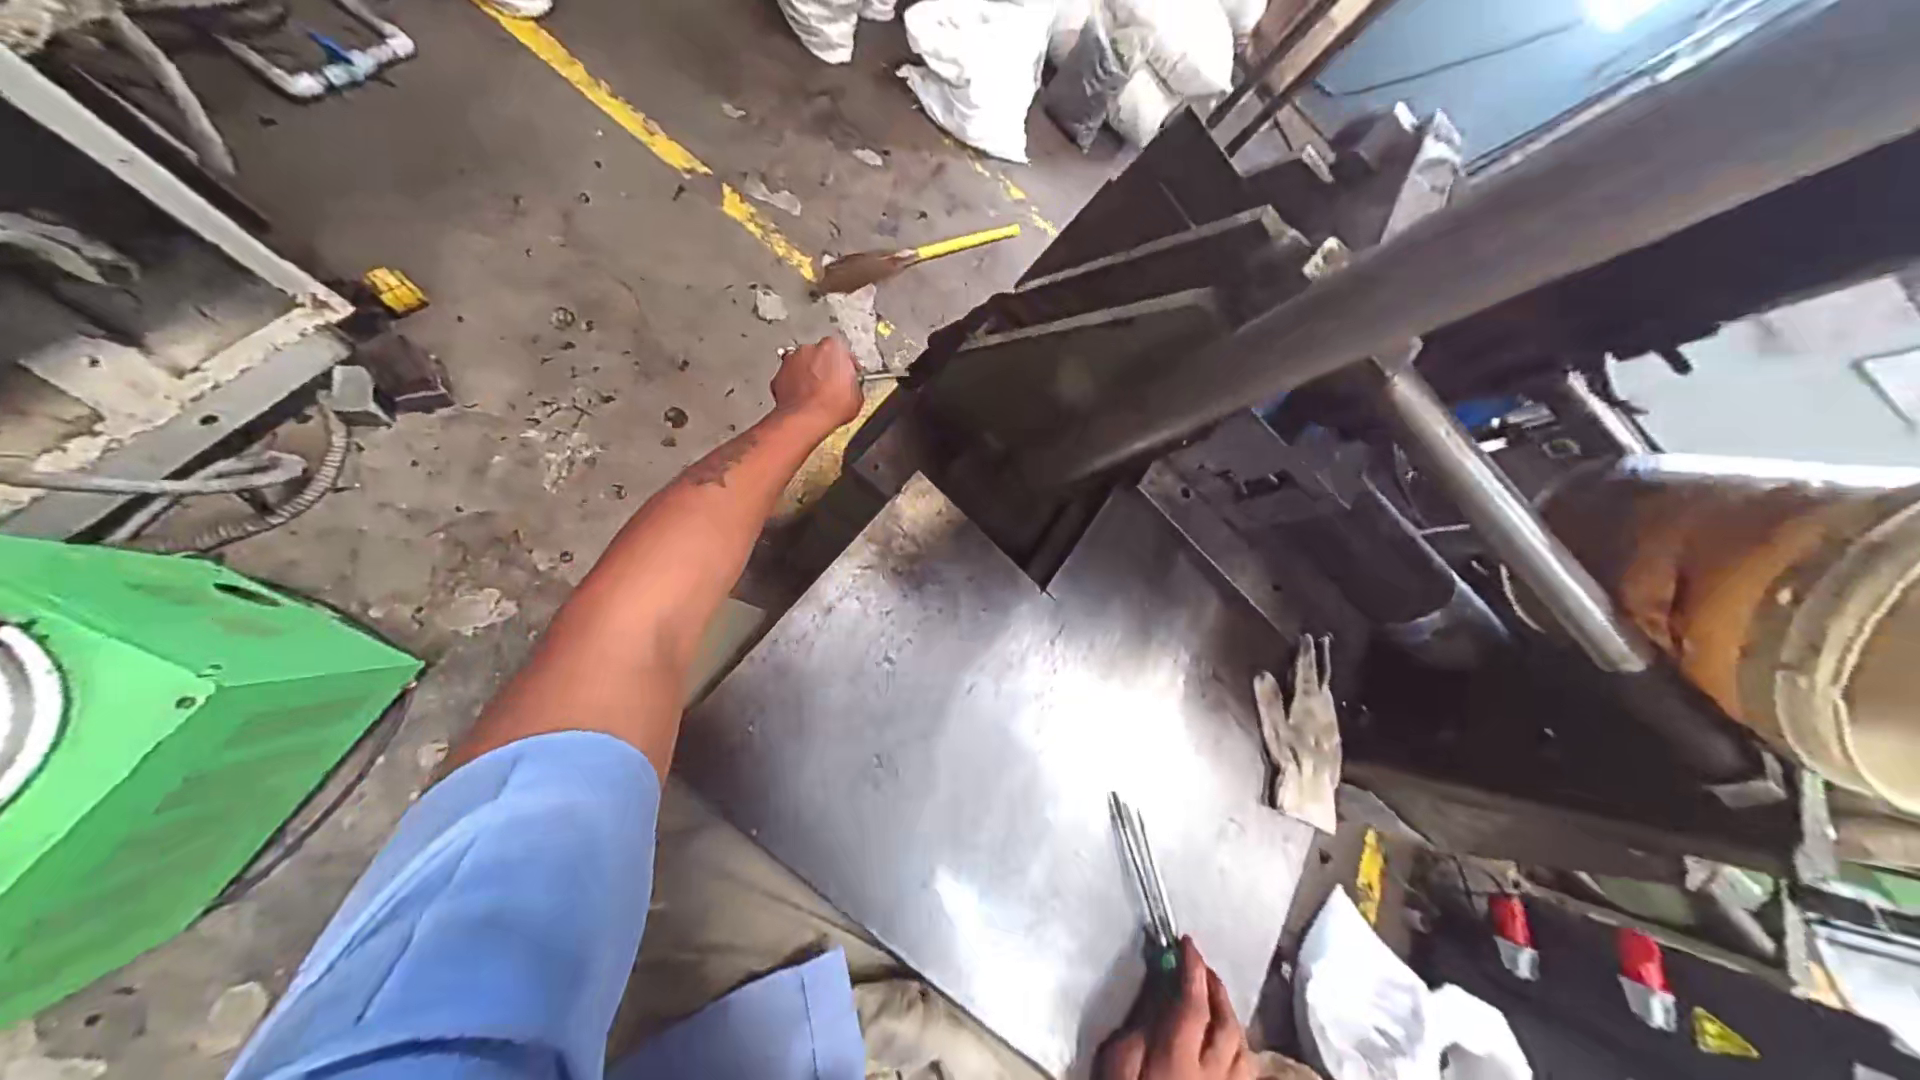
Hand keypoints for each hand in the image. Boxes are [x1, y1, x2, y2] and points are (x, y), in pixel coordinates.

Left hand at [771, 336, 862, 431]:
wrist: (805, 420)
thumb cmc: (830, 406)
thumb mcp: (857, 398)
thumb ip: (853, 385)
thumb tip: (851, 389)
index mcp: (833, 348)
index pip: (842, 350)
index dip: (846, 365)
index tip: (848, 376)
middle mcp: (810, 349)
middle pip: (819, 355)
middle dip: (824, 367)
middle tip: (830, 386)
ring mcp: (791, 361)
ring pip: (801, 364)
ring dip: (807, 375)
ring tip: (815, 395)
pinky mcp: (778, 376)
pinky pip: (788, 378)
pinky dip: (793, 386)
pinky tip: (801, 400)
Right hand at [1099, 939, 1252, 1079]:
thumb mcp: (1118, 1063)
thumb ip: (1140, 1027)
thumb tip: (1159, 993)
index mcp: (1179, 1060)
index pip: (1193, 1003)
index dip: (1192, 968)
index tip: (1186, 942)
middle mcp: (1212, 1077)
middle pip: (1226, 1023)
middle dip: (1214, 987)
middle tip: (1200, 965)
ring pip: (1243, 1048)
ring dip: (1230, 1015)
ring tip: (1215, 997)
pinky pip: (1246, 1074)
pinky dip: (1239, 1048)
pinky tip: (1228, 1042)